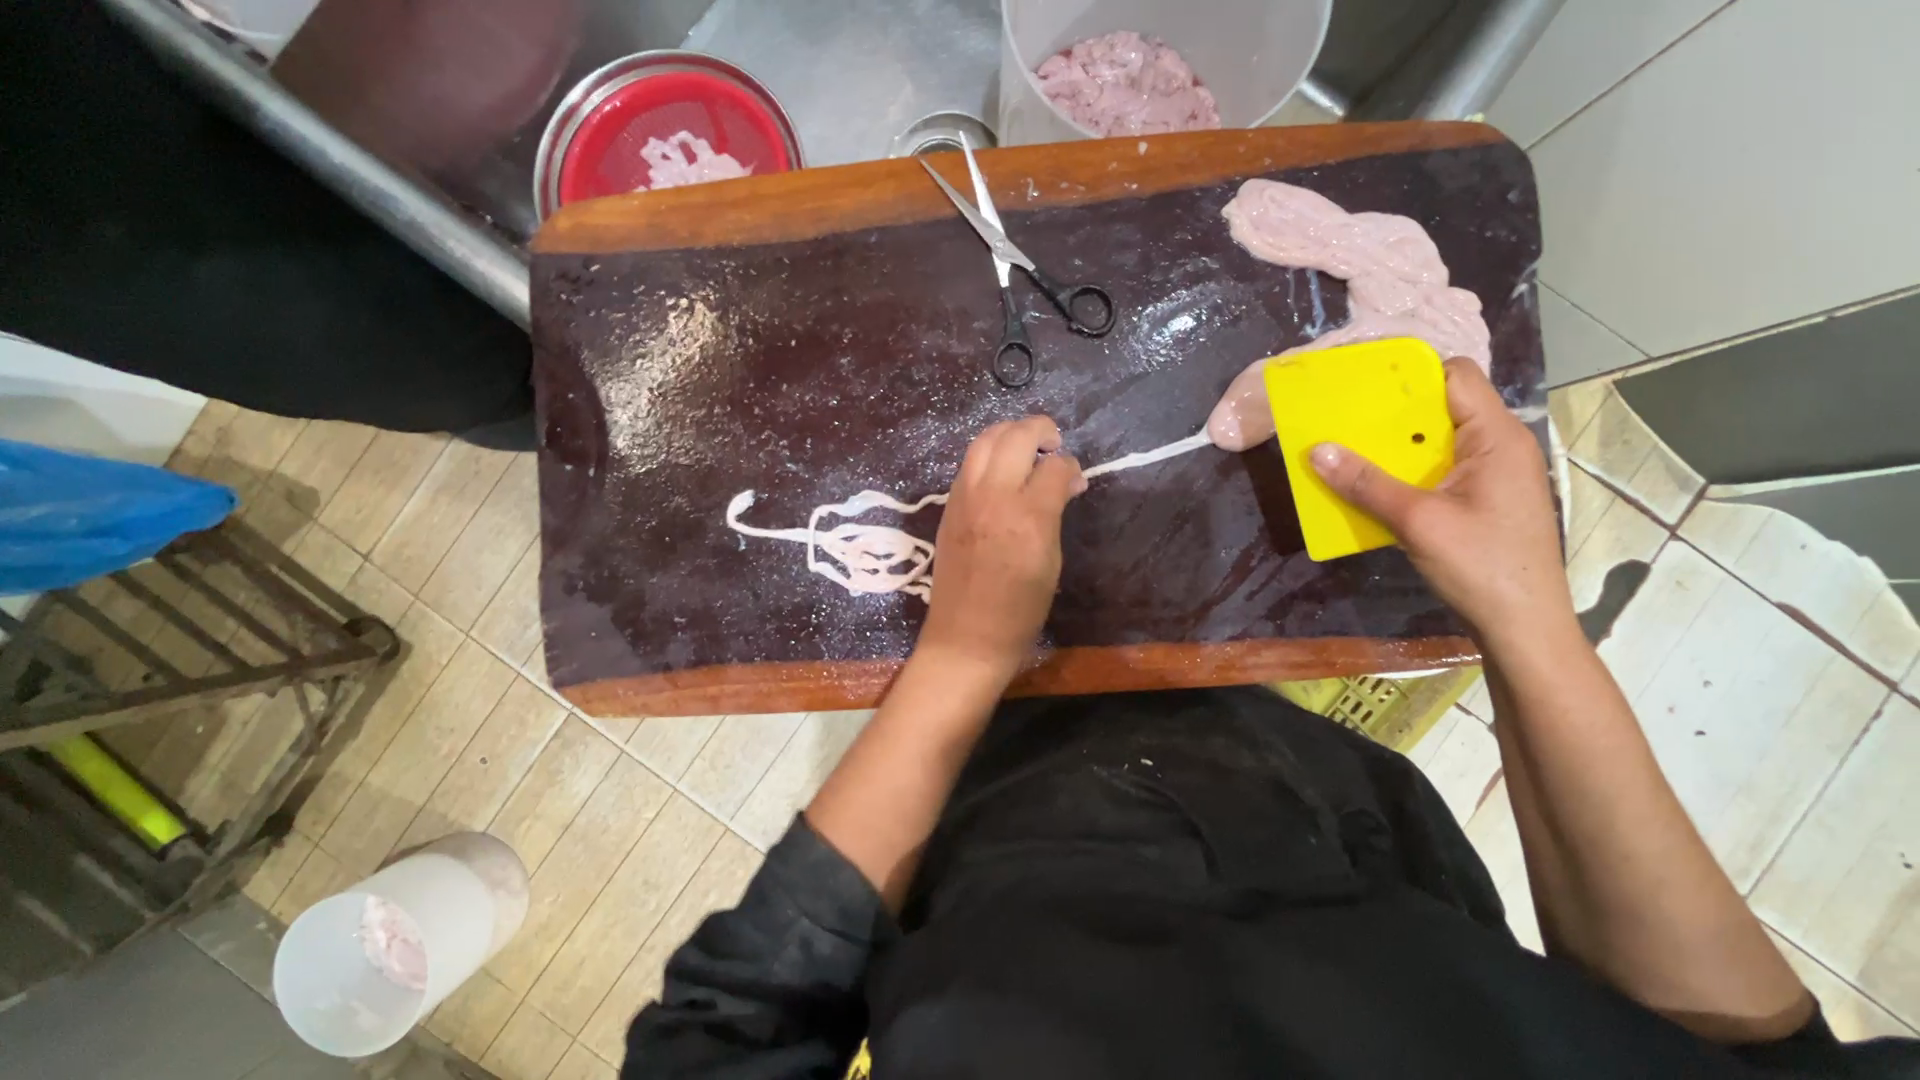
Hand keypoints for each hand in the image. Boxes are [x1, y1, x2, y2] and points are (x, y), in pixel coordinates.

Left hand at [918, 416, 1086, 679]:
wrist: (967, 636)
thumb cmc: (1020, 610)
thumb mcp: (1051, 561)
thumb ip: (1056, 513)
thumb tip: (1067, 482)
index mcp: (1027, 516)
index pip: (1054, 466)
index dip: (1071, 466)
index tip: (1076, 479)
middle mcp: (993, 496)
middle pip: (1016, 435)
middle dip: (1041, 429)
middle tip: (1054, 442)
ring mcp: (965, 497)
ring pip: (985, 439)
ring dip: (1010, 433)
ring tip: (1027, 447)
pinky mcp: (949, 505)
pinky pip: (970, 462)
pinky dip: (990, 453)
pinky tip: (1003, 470)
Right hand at [1310, 358, 1572, 643]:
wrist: (1524, 627)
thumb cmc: (1481, 566)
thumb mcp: (1417, 522)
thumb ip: (1366, 484)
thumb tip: (1316, 450)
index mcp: (1496, 437)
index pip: (1456, 376)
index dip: (1411, 373)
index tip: (1362, 384)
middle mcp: (1498, 447)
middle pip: (1442, 409)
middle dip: (1391, 414)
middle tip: (1343, 419)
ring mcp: (1493, 476)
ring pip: (1437, 444)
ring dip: (1394, 449)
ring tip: (1349, 452)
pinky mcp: (1483, 502)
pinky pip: (1438, 473)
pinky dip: (1406, 475)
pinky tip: (1374, 490)